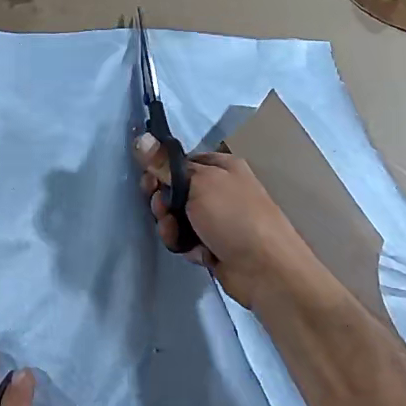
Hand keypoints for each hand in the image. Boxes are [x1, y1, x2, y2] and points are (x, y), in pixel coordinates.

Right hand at [133, 135, 322, 309]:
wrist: (265, 268)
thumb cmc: (234, 216)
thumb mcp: (199, 183)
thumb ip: (167, 165)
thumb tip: (141, 137)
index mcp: (222, 166)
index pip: (181, 162)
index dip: (161, 171)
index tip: (148, 182)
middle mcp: (220, 189)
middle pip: (175, 190)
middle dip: (163, 202)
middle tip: (163, 211)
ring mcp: (217, 218)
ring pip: (178, 217)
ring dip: (171, 226)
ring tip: (178, 236)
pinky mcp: (213, 244)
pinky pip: (187, 239)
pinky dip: (185, 245)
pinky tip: (195, 252)